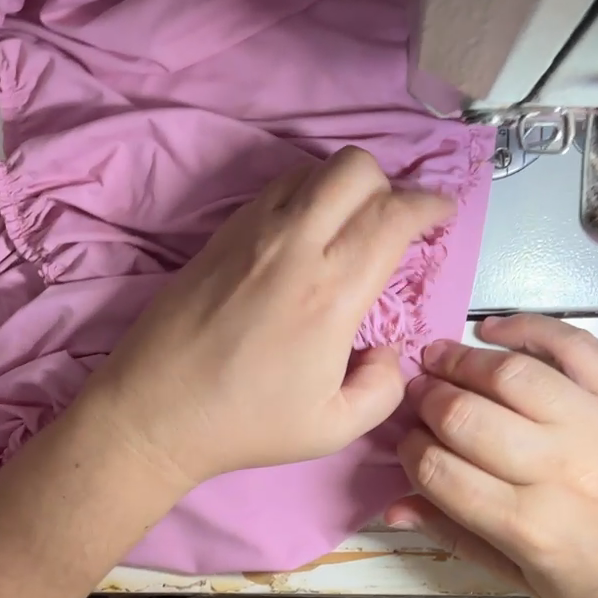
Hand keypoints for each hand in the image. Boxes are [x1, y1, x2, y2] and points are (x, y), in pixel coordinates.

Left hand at [82, 147, 454, 486]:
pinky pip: (276, 189)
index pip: (393, 215)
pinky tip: (305, 235)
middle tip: (394, 223)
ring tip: (349, 226)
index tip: (442, 212)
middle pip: (356, 168)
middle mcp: (294, 246)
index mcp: (331, 292)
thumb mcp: (334, 428)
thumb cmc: (245, 424)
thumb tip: (387, 348)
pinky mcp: (221, 235)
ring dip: (345, 187)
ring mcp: (252, 233)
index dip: (430, 203)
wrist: (155, 411)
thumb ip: (384, 386)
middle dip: (389, 185)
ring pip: (313, 170)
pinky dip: (305, 195)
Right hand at [383, 314, 597, 597]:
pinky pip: (570, 343)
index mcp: (532, 528)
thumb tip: (393, 505)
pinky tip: (491, 329)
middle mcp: (562, 472)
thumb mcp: (525, 577)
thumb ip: (457, 537)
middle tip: (414, 396)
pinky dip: (526, 327)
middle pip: (466, 418)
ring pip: (509, 376)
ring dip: (459, 361)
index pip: (441, 473)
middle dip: (426, 402)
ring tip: (436, 358)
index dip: (411, 451)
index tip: (407, 442)